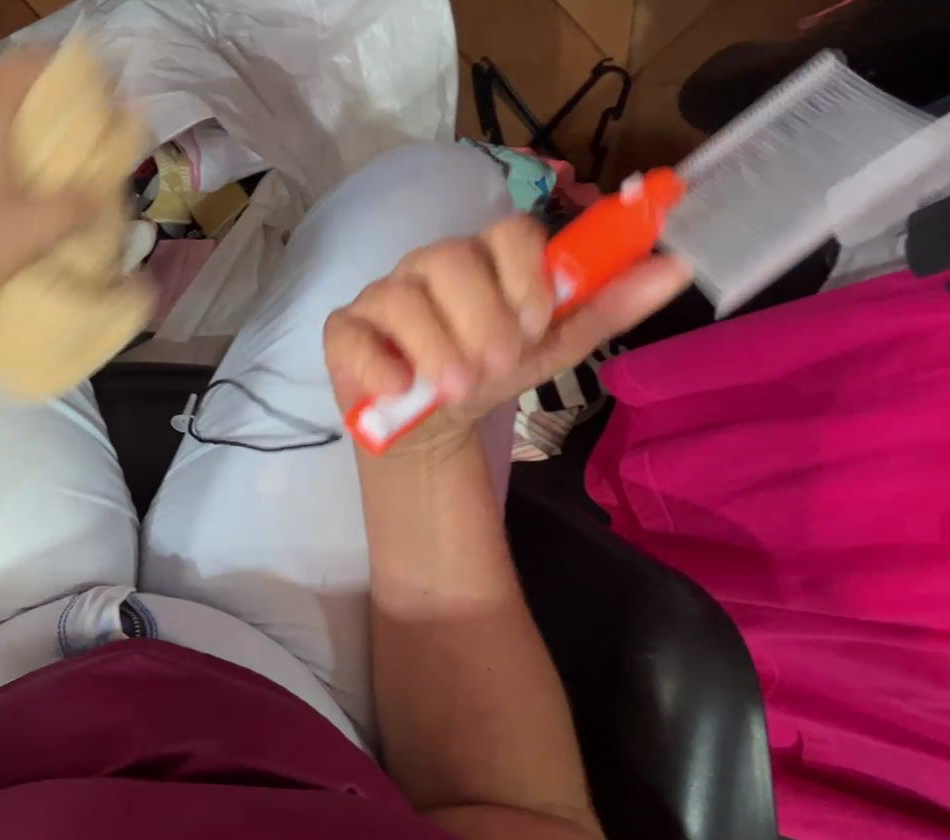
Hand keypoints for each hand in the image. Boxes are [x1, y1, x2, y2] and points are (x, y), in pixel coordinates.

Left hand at [0, 49, 101, 347]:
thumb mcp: (38, 229)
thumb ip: (78, 205)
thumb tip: (100, 197)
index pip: (30, 62)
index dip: (64, 75)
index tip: (88, 98)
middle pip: (4, 91)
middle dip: (38, 110)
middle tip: (68, 137)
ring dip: (8, 136)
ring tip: (35, 166)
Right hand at [323, 215, 692, 457]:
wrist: (427, 424)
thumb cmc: (484, 375)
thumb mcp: (551, 346)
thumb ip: (604, 308)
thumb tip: (679, 266)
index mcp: (482, 260)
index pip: (505, 233)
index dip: (523, 277)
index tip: (536, 326)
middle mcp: (427, 267)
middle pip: (449, 259)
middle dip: (481, 316)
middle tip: (497, 365)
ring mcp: (379, 297)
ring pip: (403, 297)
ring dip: (436, 345)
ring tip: (456, 389)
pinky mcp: (342, 331)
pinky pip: (354, 333)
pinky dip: (380, 362)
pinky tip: (401, 389)